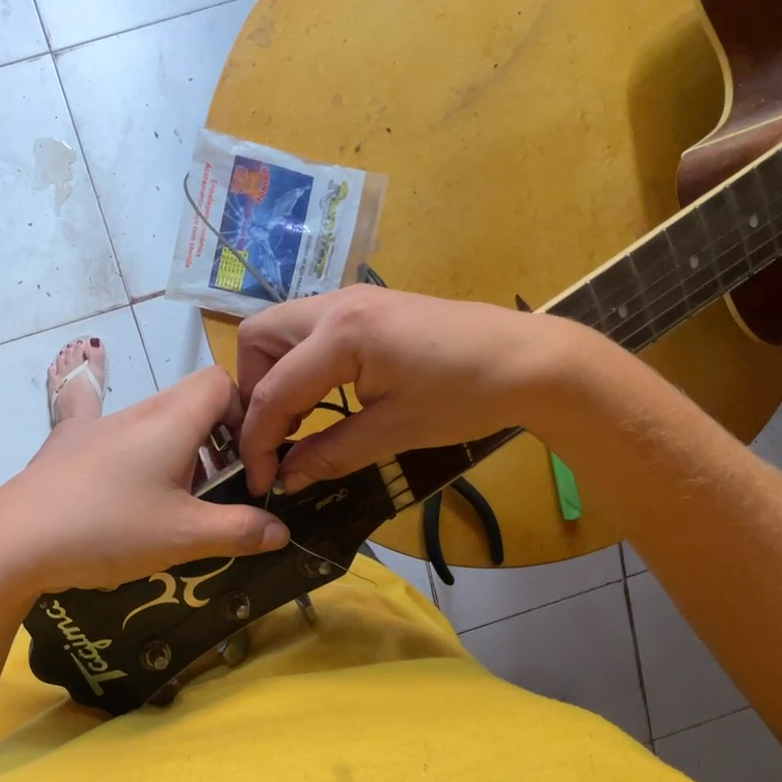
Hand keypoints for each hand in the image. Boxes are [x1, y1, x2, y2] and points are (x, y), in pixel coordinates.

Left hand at [0, 366, 289, 595]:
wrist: (13, 541)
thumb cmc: (108, 530)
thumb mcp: (183, 537)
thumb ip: (239, 531)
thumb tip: (282, 530)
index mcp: (171, 420)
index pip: (223, 383)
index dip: (247, 416)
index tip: (249, 467)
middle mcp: (136, 411)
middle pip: (192, 402)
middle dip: (218, 440)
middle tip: (221, 490)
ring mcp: (96, 426)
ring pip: (155, 422)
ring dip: (179, 452)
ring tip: (176, 502)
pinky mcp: (66, 446)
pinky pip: (108, 431)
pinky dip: (131, 447)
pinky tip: (119, 473)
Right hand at [237, 285, 606, 493]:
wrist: (529, 360)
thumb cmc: (466, 396)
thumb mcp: (394, 432)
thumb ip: (330, 453)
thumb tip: (285, 478)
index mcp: (341, 334)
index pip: (274, 391)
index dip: (258, 441)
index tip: (260, 481)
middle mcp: (335, 305)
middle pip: (258, 340)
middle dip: (253, 391)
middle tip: (274, 435)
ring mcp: (350, 300)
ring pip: (280, 329)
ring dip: (274, 375)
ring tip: (296, 422)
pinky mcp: (366, 307)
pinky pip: (308, 331)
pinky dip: (299, 365)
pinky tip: (322, 399)